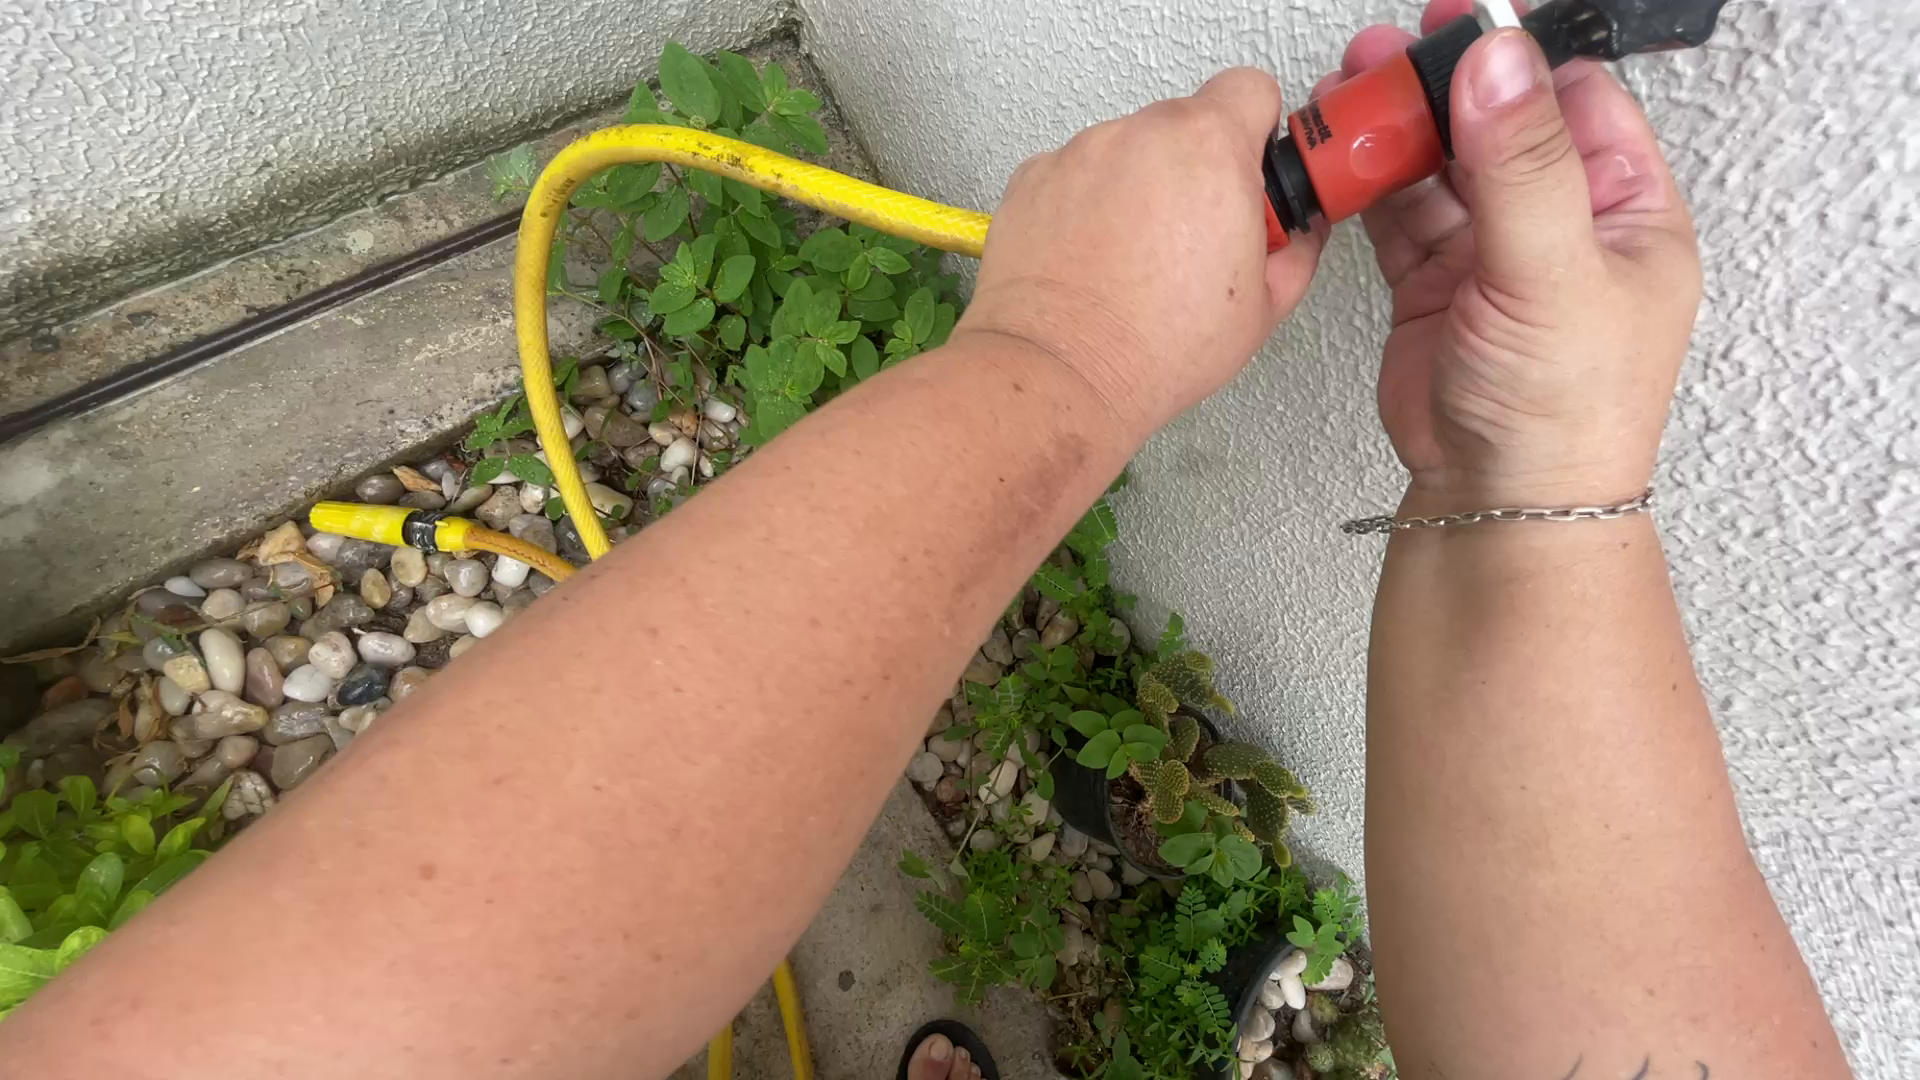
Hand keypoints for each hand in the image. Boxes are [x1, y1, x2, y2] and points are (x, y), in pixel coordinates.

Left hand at [957, 69, 1323, 435]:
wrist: (1059, 377)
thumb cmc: (1152, 352)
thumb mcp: (1261, 311)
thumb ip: (1297, 249)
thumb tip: (1298, 232)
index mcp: (1210, 148)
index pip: (1249, 91)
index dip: (1252, 135)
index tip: (1243, 178)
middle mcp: (1139, 136)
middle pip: (1180, 127)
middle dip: (1190, 173)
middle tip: (1185, 242)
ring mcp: (1077, 156)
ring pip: (1122, 154)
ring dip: (1131, 191)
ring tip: (1124, 264)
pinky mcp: (1029, 183)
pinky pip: (1071, 180)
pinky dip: (1079, 208)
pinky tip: (1084, 263)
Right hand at [1328, 0, 1702, 508]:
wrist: (1492, 485)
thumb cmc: (1560, 400)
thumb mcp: (1554, 270)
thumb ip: (1523, 167)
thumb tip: (1495, 64)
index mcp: (1619, 201)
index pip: (1569, 98)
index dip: (1513, 57)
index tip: (1456, 23)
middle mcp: (1550, 221)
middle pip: (1488, 128)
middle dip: (1436, 92)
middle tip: (1381, 59)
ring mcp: (1483, 256)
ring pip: (1435, 174)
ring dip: (1393, 142)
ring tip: (1346, 105)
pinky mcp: (1427, 288)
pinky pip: (1397, 224)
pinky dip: (1369, 198)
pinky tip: (1345, 172)